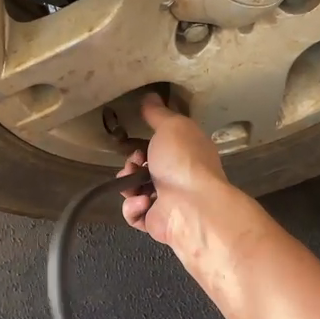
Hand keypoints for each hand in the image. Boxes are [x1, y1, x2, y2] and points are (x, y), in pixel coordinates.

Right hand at [120, 93, 229, 246]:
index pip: (161, 147)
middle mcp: (178, 177)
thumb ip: (157, 113)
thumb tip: (150, 95)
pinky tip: (143, 203)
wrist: (191, 206)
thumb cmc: (183, 161)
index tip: (137, 142)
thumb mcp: (171, 126)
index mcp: (186, 154)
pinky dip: (133, 208)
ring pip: (135, 191)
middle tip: (135, 164)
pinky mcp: (156, 222)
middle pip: (143, 169)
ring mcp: (167, 202)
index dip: (145, 143)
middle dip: (132, 164)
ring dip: (128, 186)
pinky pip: (135, 214)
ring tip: (135, 185)